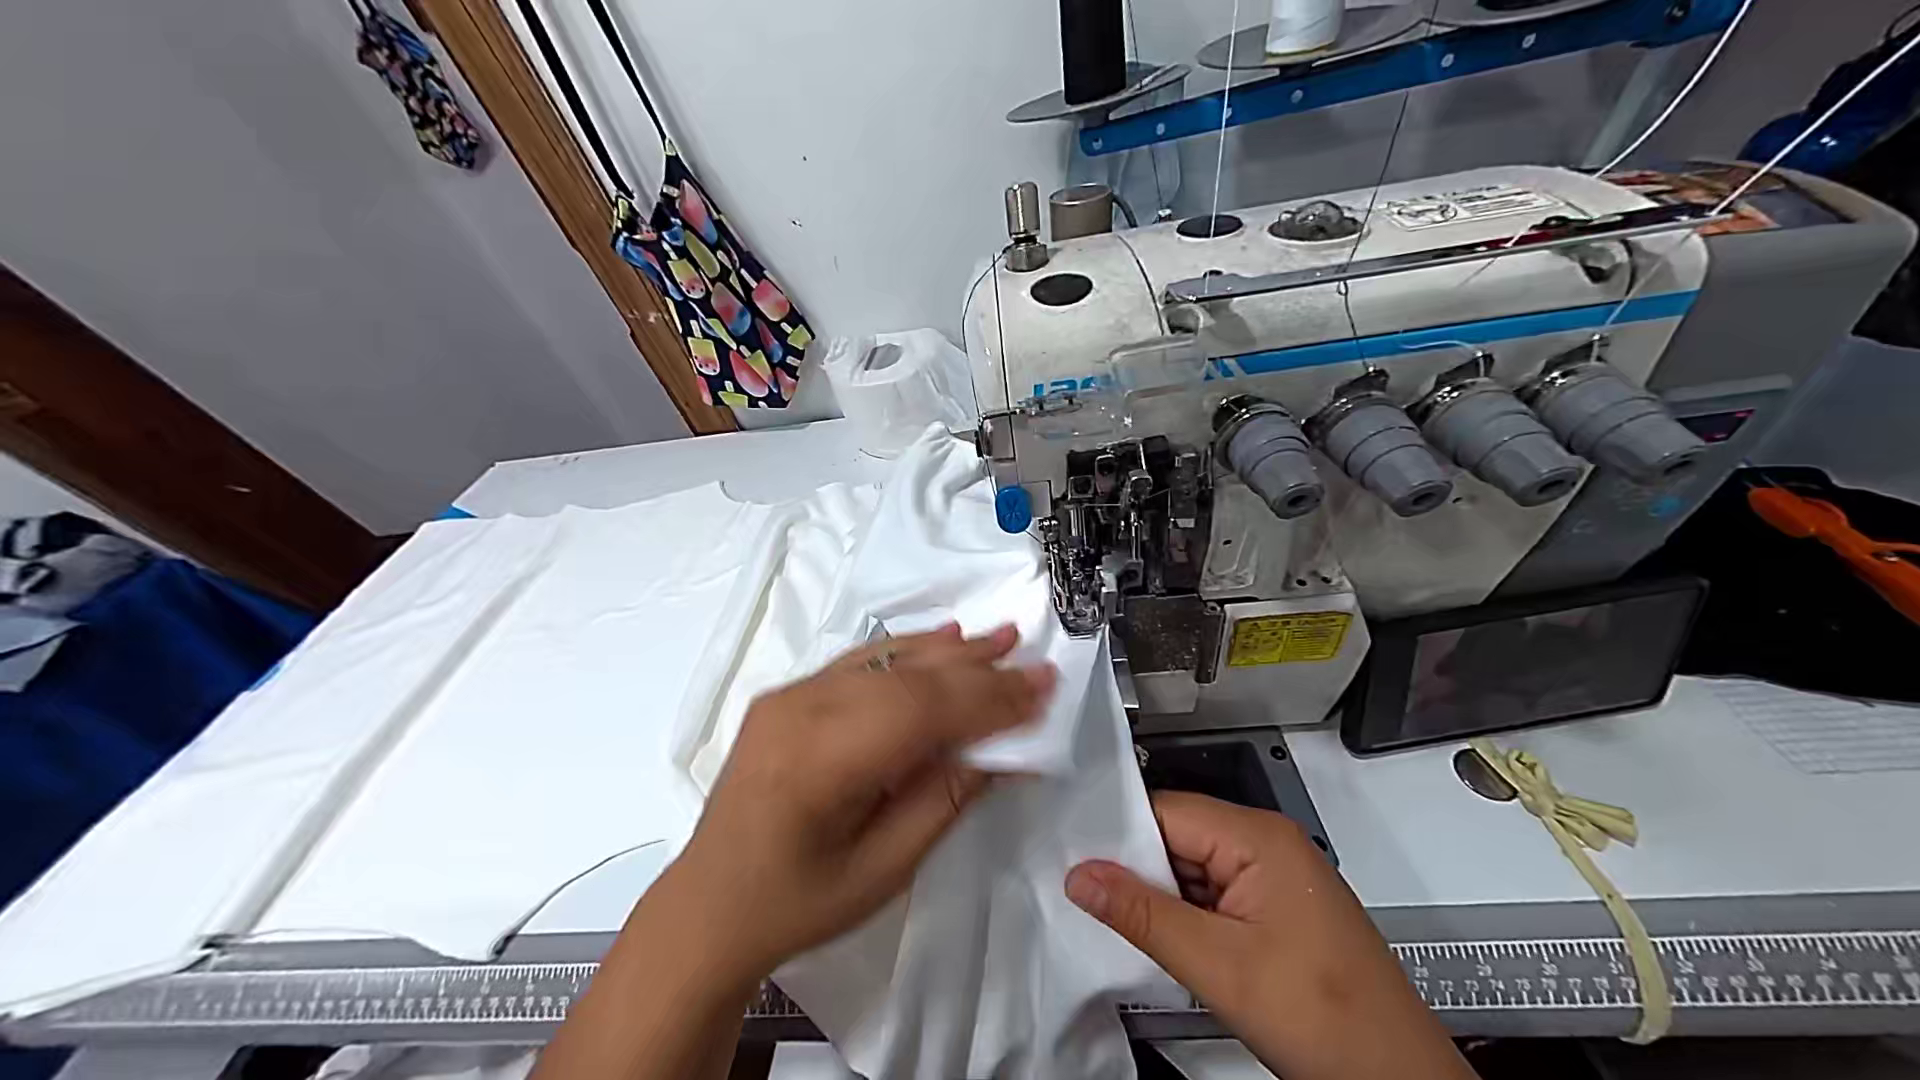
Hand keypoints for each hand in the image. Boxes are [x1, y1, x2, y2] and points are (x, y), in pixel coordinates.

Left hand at [661, 624, 1054, 982]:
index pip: (921, 711)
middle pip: (906, 678)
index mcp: (819, 761)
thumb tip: (1004, 750)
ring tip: (1000, 640)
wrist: (709, 905)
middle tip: (1031, 663)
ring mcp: (789, 697)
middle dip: (977, 671)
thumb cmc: (797, 904)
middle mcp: (800, 711)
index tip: (1040, 689)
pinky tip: (942, 640)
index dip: (987, 698)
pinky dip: (905, 650)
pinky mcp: (788, 695)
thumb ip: (945, 799)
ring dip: (948, 652)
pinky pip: (858, 662)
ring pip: (884, 660)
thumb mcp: (883, 869)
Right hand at [1066, 792, 1474, 1079]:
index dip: (1118, 834)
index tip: (1076, 858)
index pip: (1165, 811)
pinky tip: (1168, 938)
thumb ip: (1143, 914)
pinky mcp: (1272, 903)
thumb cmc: (1328, 1020)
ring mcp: (1271, 873)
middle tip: (1094, 898)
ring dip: (1160, 895)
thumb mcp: (1218, 965)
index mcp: (1259, 836)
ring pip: (1190, 865)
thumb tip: (1082, 876)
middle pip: (1176, 835)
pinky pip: (1211, 890)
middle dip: (1137, 869)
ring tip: (1128, 924)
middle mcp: (1266, 842)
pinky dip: (1185, 911)